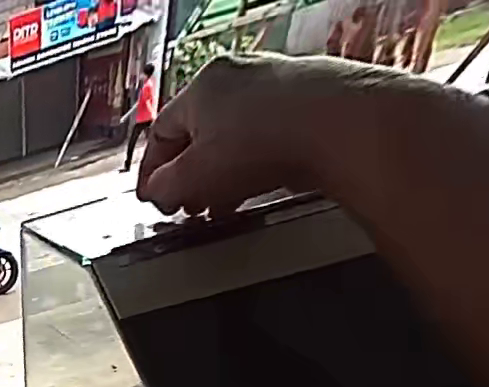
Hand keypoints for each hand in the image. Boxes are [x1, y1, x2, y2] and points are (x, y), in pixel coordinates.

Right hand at [136, 53, 407, 216]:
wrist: (339, 128)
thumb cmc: (259, 144)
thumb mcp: (191, 177)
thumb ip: (162, 188)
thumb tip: (155, 191)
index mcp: (202, 85)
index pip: (160, 133)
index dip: (149, 173)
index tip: (149, 199)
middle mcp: (236, 77)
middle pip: (195, 136)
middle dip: (185, 178)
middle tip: (182, 208)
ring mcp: (273, 86)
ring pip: (228, 141)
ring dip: (215, 178)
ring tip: (215, 206)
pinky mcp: (304, 103)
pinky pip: (260, 141)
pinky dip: (245, 169)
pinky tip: (247, 191)